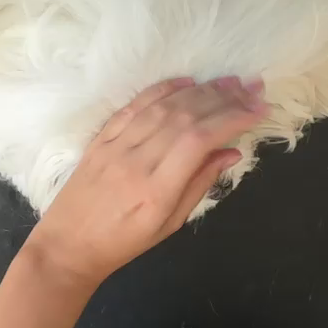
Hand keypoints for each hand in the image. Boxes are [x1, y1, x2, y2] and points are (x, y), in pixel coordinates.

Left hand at [22, 76, 268, 287]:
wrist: (68, 245)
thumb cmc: (124, 243)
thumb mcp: (170, 224)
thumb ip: (200, 184)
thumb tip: (231, 151)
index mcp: (156, 189)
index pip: (199, 140)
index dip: (232, 118)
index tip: (259, 108)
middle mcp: (136, 161)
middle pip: (185, 116)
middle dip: (223, 98)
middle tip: (252, 87)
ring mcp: (115, 146)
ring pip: (163, 107)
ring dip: (200, 90)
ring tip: (229, 82)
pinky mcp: (102, 138)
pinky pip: (134, 106)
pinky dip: (162, 89)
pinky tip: (186, 82)